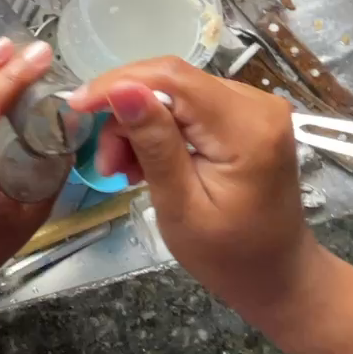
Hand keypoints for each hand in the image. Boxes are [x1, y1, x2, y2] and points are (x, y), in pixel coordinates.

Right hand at [68, 58, 323, 318]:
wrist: (276, 275)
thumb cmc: (227, 255)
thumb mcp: (180, 205)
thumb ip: (153, 143)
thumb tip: (122, 88)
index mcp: (246, 128)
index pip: (171, 78)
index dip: (118, 83)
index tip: (76, 106)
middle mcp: (256, 104)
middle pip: (170, 82)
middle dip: (125, 114)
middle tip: (106, 163)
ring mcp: (253, 106)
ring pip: (173, 93)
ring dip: (138, 126)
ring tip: (125, 171)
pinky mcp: (244, 115)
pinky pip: (187, 105)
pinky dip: (158, 130)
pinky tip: (148, 162)